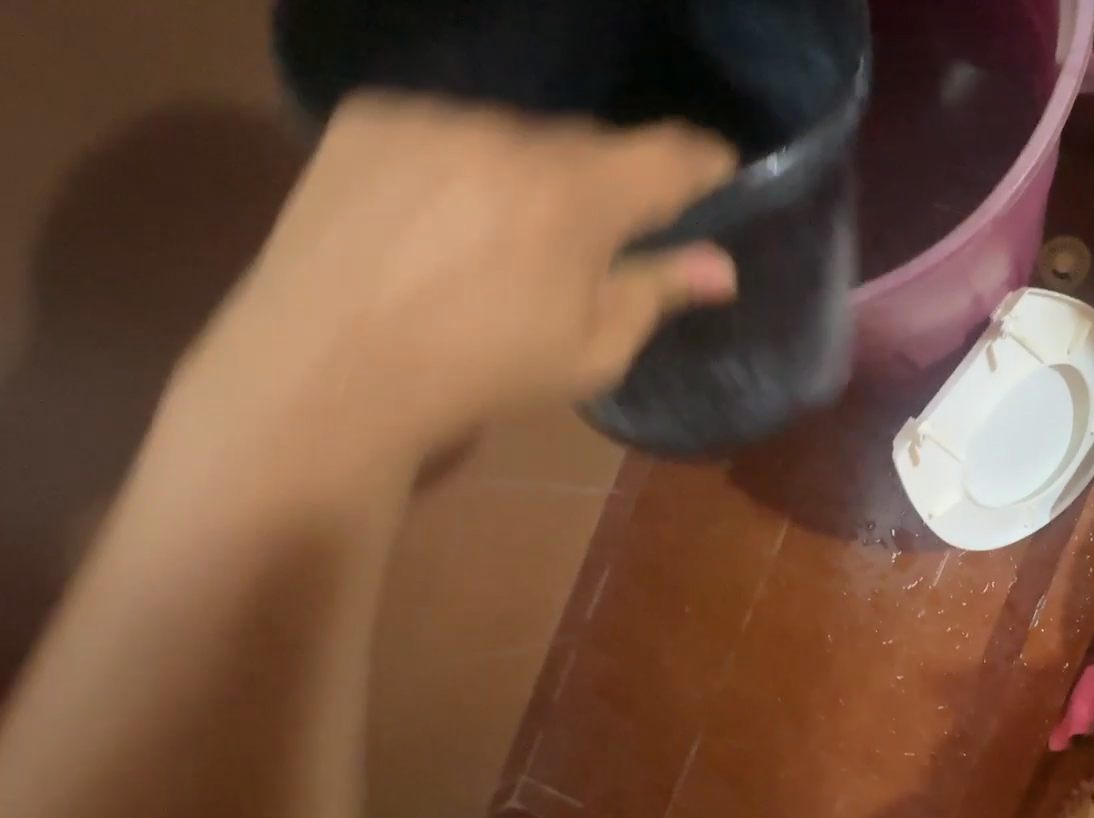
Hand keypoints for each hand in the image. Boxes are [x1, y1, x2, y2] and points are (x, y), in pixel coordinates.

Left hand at [185, 92, 737, 458]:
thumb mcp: (592, 351)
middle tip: (604, 234)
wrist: (327, 376)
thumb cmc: (484, 375)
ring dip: (538, 175)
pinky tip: (449, 219)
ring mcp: (433, 121)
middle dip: (611, 183)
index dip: (702, 161)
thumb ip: (658, 292)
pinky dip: (472, 166)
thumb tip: (721, 267)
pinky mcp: (372, 121)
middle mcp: (507, 138)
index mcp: (574, 199)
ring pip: (520, 137)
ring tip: (514, 236)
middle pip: (590, 144)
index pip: (665, 155)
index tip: (719, 171)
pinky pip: (453, 131)